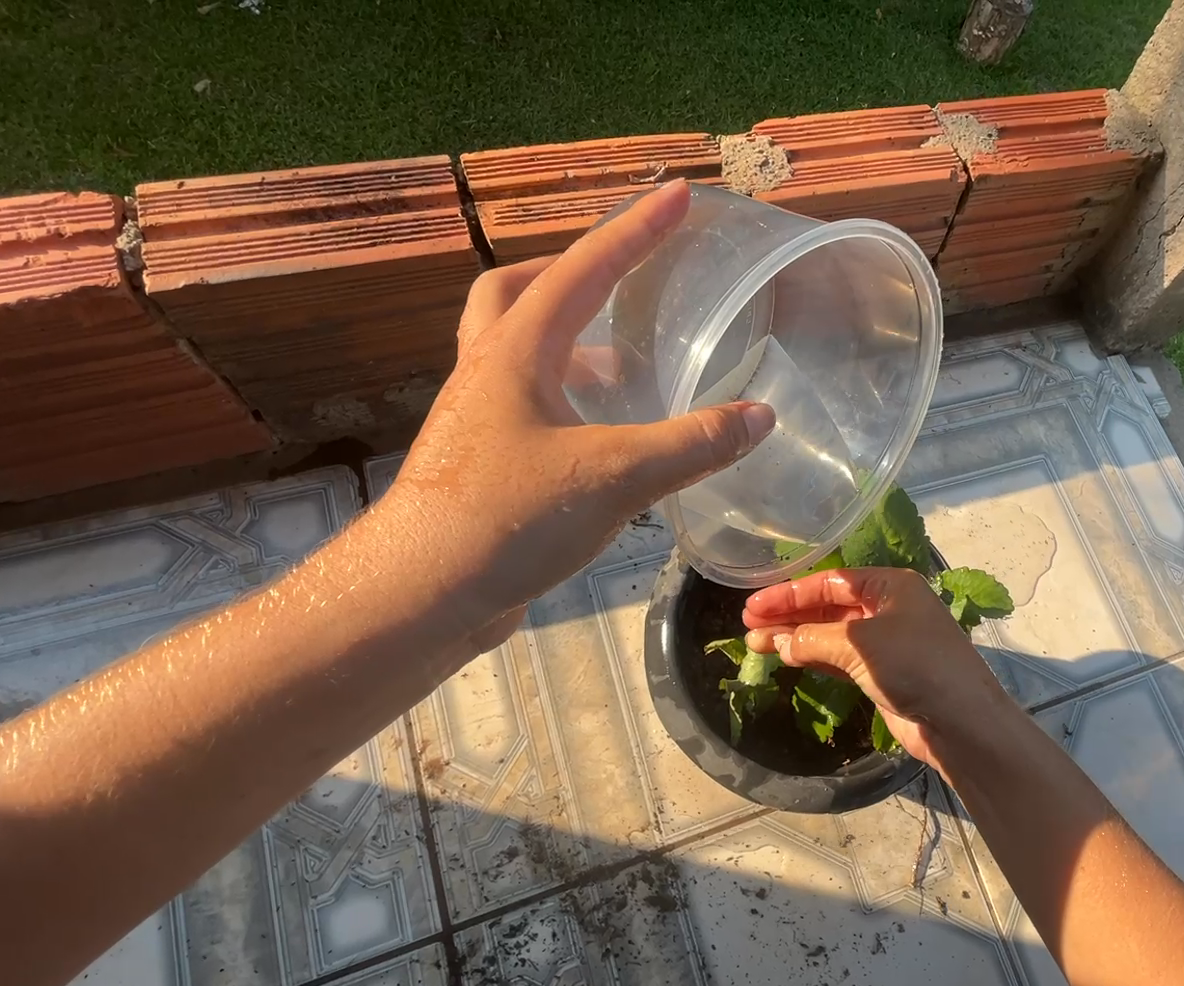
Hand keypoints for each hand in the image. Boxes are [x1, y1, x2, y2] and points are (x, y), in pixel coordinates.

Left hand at [384, 181, 774, 629]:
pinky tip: (600, 439)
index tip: (679, 194)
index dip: (637, 230)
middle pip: (516, 292)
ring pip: (516, 352)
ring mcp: (478, 419)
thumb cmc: (509, 518)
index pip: (583, 270)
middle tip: (619, 282)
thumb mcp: (615, 476)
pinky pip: (525, 405)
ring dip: (567, 342)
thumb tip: (760, 417)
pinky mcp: (482, 462)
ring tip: (622, 364)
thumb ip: (692, 444)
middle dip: (572, 275)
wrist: (423, 593)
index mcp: (516, 352)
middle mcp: (488, 371)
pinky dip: (565, 399)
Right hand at [741, 568, 1013, 771]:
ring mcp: (887, 643)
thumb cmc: (914, 665)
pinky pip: (839, 659)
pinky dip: (813, 657)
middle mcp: (889, 609)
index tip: (754, 605)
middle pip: (828, 607)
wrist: (959, 720)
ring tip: (756, 643)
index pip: (831, 582)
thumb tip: (779, 641)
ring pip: (831, 635)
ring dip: (796, 638)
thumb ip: (813, 638)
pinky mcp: (883, 674)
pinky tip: (786, 658)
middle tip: (749, 624)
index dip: (790, 593)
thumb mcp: (859, 643)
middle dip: (789, 615)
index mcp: (890, 586)